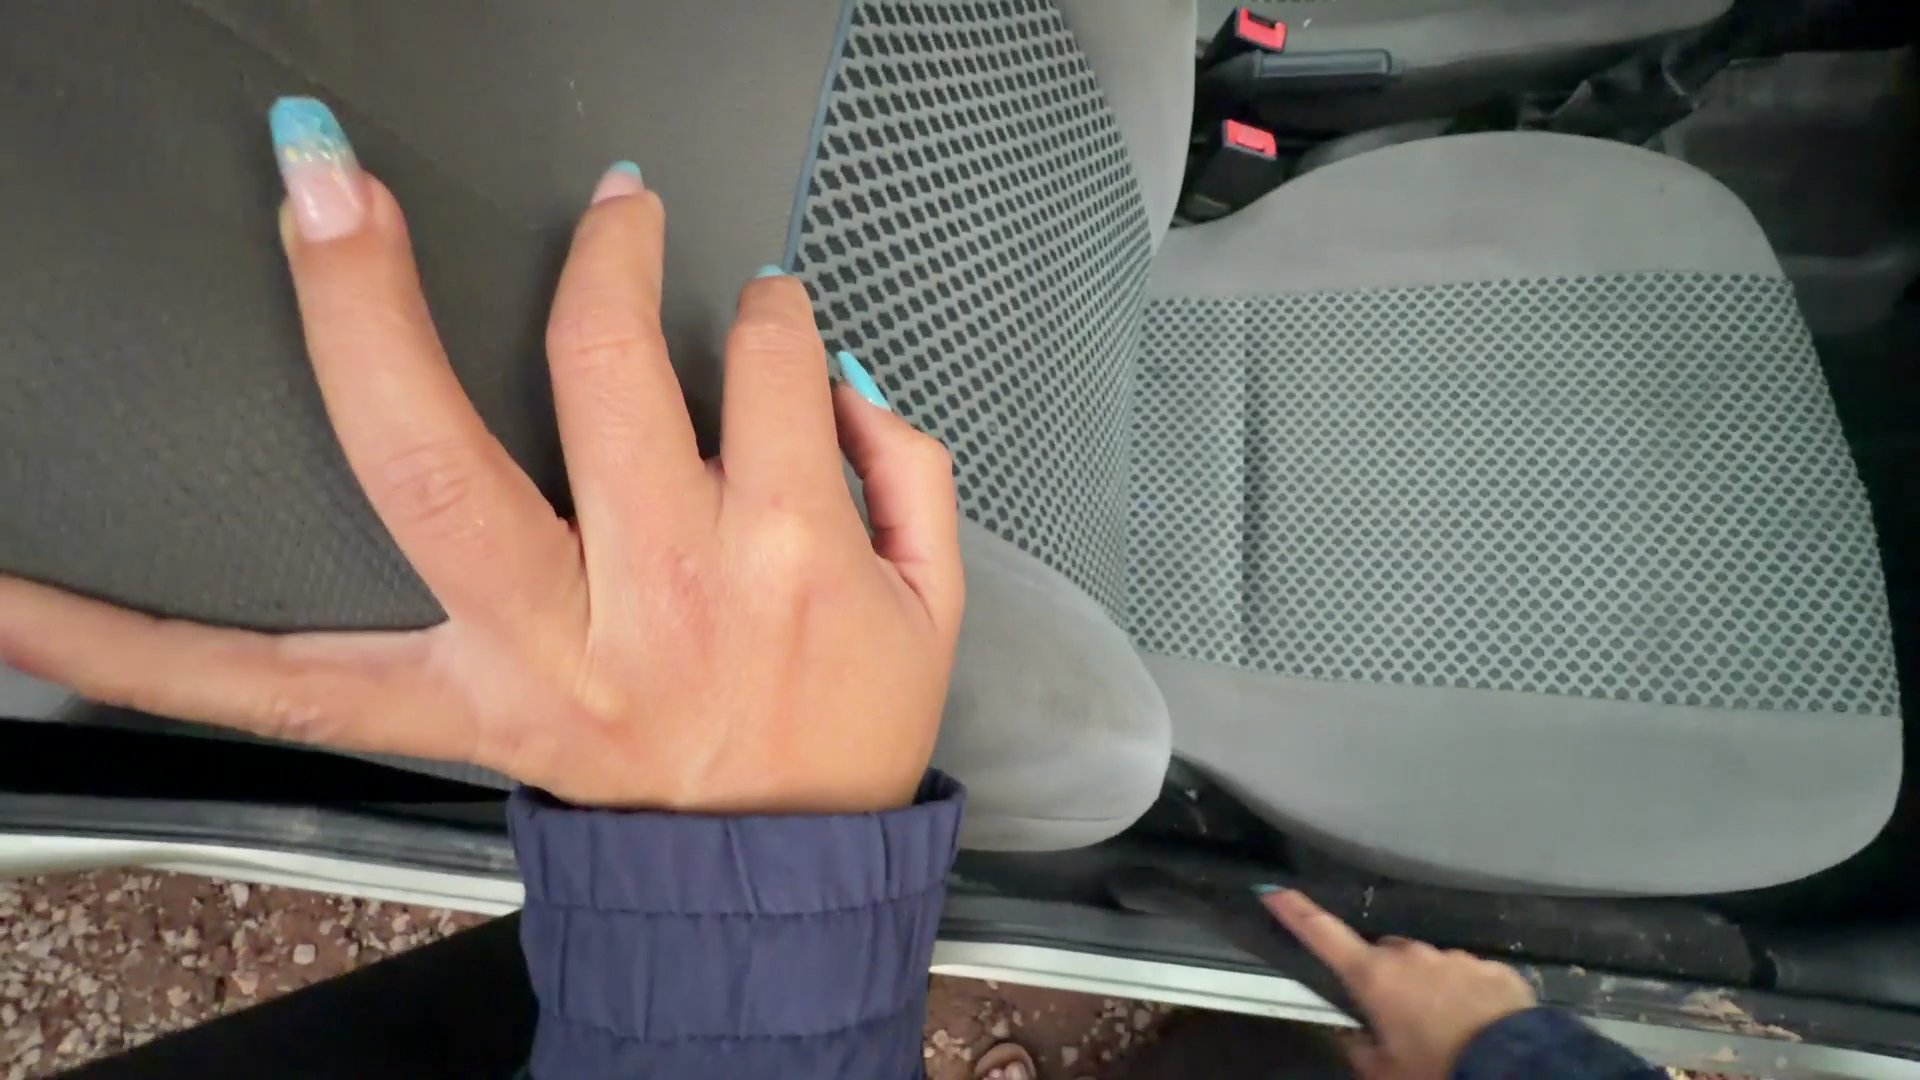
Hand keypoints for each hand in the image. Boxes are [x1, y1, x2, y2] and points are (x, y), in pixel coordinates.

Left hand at [0, 99, 963, 814]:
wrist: (790, 864)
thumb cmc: (858, 731)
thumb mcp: (935, 602)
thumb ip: (912, 475)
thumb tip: (845, 386)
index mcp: (790, 557)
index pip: (770, 370)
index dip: (775, 312)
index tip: (770, 304)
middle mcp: (666, 588)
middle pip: (601, 369)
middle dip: (607, 255)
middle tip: (613, 202)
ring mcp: (552, 649)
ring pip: (429, 464)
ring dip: (367, 316)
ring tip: (330, 199)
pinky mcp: (476, 710)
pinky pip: (297, 683)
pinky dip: (156, 637)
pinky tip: (25, 584)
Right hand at [1263, 889, 1537, 1079]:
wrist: (1522, 1077)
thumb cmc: (1441, 1073)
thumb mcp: (1389, 1075)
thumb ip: (1361, 1051)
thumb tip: (1353, 1037)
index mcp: (1373, 976)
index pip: (1321, 933)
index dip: (1293, 910)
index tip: (1271, 888)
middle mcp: (1408, 956)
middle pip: (1385, 956)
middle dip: (1390, 979)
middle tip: (1405, 1020)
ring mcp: (1453, 958)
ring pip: (1431, 968)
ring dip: (1433, 990)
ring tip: (1454, 1032)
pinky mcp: (1494, 970)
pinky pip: (1473, 978)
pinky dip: (1473, 999)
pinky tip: (1486, 1029)